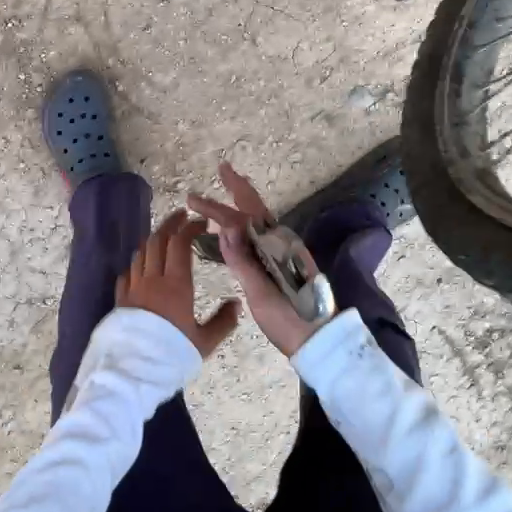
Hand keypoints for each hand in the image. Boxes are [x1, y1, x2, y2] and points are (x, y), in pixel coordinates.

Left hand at [116, 209, 242, 358]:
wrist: (134, 370)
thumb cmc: (172, 354)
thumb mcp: (205, 341)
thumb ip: (223, 321)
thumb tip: (236, 303)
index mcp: (176, 284)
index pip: (180, 244)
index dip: (190, 228)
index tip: (201, 223)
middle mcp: (152, 280)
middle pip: (157, 241)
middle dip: (170, 224)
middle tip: (181, 217)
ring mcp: (133, 288)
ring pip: (140, 254)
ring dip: (153, 241)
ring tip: (163, 238)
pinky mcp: (120, 300)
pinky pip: (127, 273)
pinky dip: (136, 264)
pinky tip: (141, 268)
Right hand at [188, 163, 319, 356]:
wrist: (319, 342)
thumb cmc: (289, 320)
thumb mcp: (261, 293)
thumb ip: (243, 261)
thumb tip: (226, 225)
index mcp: (277, 247)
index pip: (242, 219)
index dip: (216, 207)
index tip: (192, 199)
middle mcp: (283, 243)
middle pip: (257, 210)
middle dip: (238, 189)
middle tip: (223, 169)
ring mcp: (285, 253)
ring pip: (260, 221)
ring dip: (241, 205)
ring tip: (226, 193)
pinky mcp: (285, 264)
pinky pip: (261, 235)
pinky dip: (245, 224)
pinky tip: (236, 230)